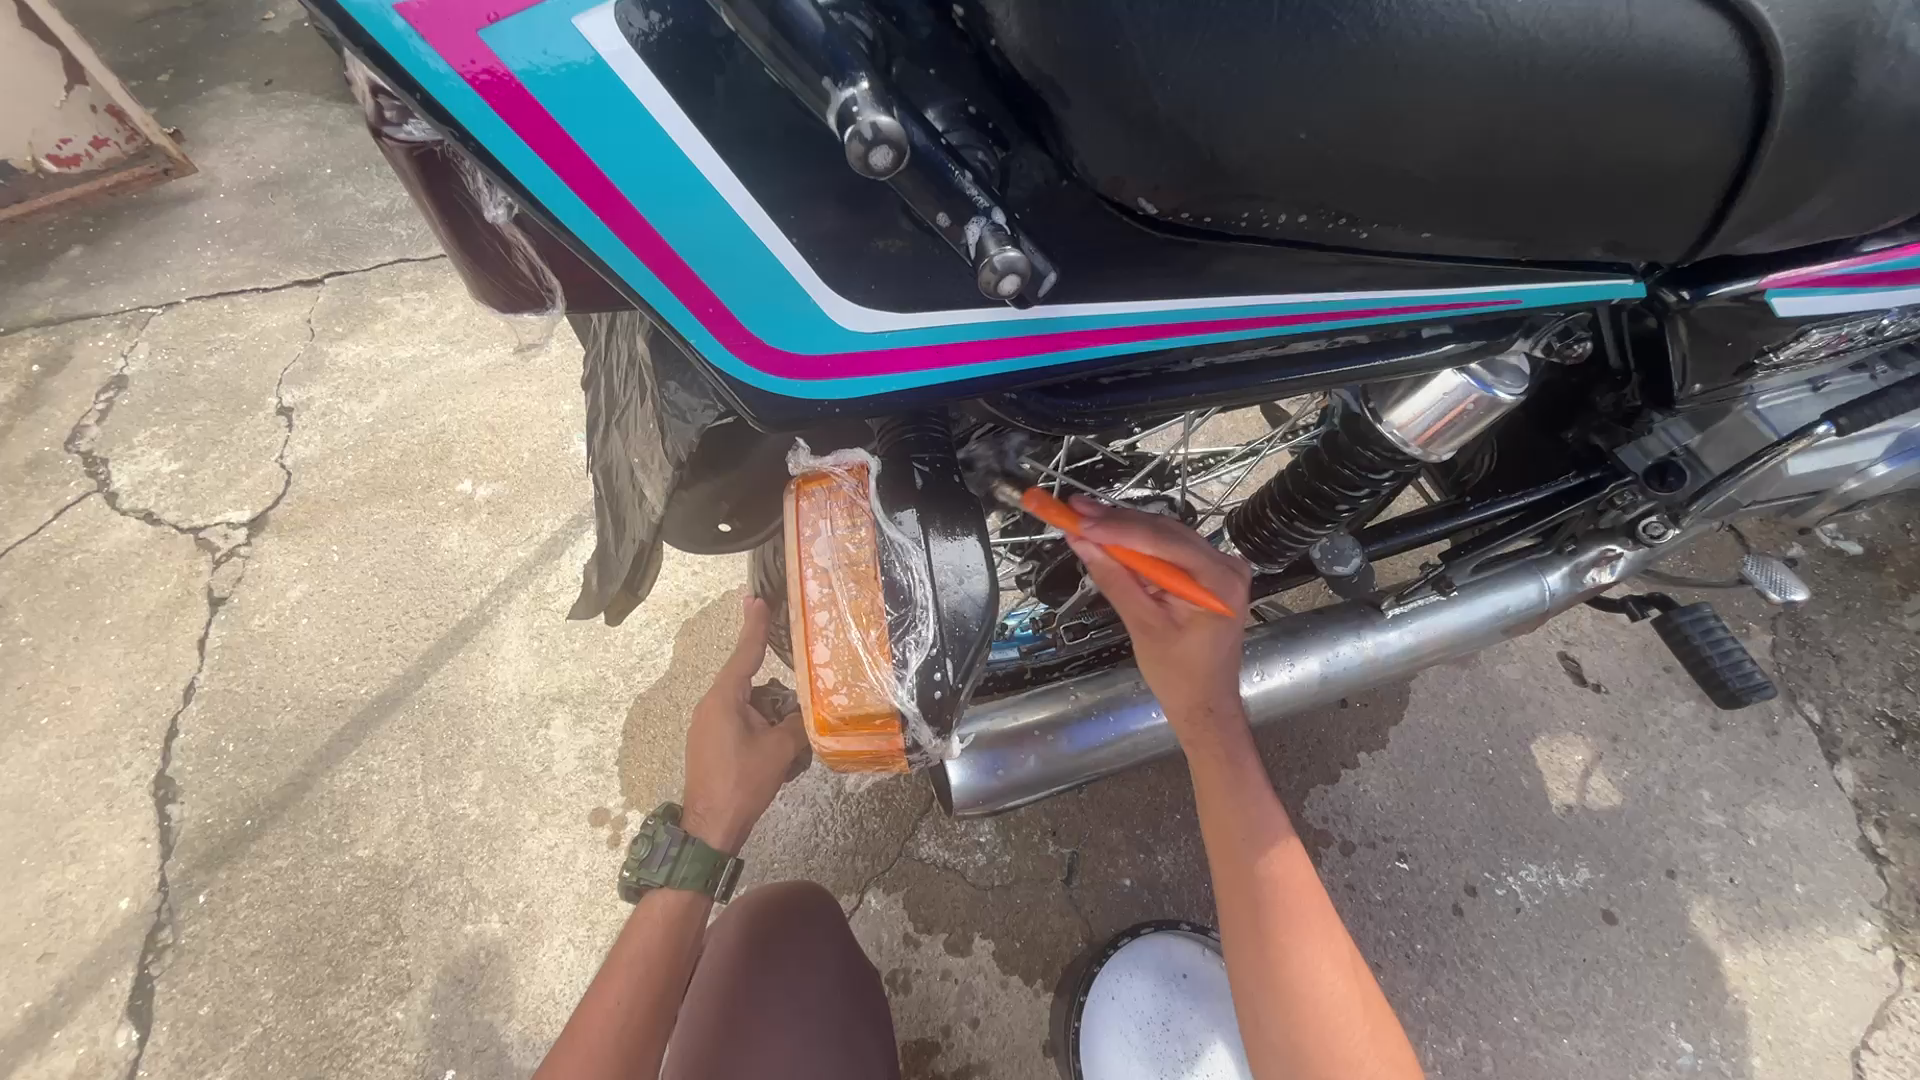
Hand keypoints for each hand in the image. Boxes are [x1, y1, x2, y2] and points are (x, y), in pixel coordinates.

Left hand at [680, 596, 811, 853]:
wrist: (709, 829)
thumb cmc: (742, 782)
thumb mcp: (780, 749)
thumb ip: (797, 723)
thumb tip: (808, 713)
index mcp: (724, 698)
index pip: (744, 652)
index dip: (754, 624)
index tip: (755, 597)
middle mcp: (711, 705)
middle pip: (752, 682)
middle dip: (778, 696)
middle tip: (797, 703)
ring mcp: (708, 725)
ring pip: (750, 706)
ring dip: (772, 718)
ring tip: (790, 744)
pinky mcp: (711, 742)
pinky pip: (742, 723)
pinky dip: (762, 730)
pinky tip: (779, 754)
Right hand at [1065, 497, 1252, 752]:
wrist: (1205, 702)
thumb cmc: (1178, 674)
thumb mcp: (1142, 625)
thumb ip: (1114, 579)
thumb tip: (1081, 543)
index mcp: (1219, 580)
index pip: (1163, 541)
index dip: (1117, 527)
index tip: (1078, 517)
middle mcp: (1226, 565)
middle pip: (1164, 532)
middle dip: (1116, 523)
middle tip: (1073, 509)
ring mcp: (1220, 567)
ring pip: (1164, 537)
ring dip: (1123, 529)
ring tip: (1082, 519)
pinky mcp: (1207, 573)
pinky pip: (1168, 550)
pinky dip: (1137, 545)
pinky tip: (1107, 536)